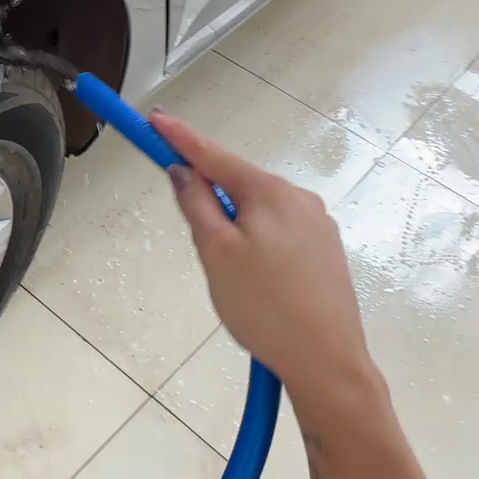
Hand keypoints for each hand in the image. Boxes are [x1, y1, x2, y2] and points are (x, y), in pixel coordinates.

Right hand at [151, 110, 377, 407]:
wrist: (326, 360)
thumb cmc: (262, 306)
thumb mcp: (215, 253)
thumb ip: (196, 206)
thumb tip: (182, 171)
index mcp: (271, 193)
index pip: (214, 156)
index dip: (179, 138)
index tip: (152, 117)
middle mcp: (299, 199)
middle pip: (238, 184)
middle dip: (209, 198)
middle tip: (196, 241)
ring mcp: (317, 226)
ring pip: (256, 212)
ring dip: (231, 227)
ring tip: (228, 278)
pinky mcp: (324, 252)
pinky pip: (275, 233)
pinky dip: (253, 243)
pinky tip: (253, 282)